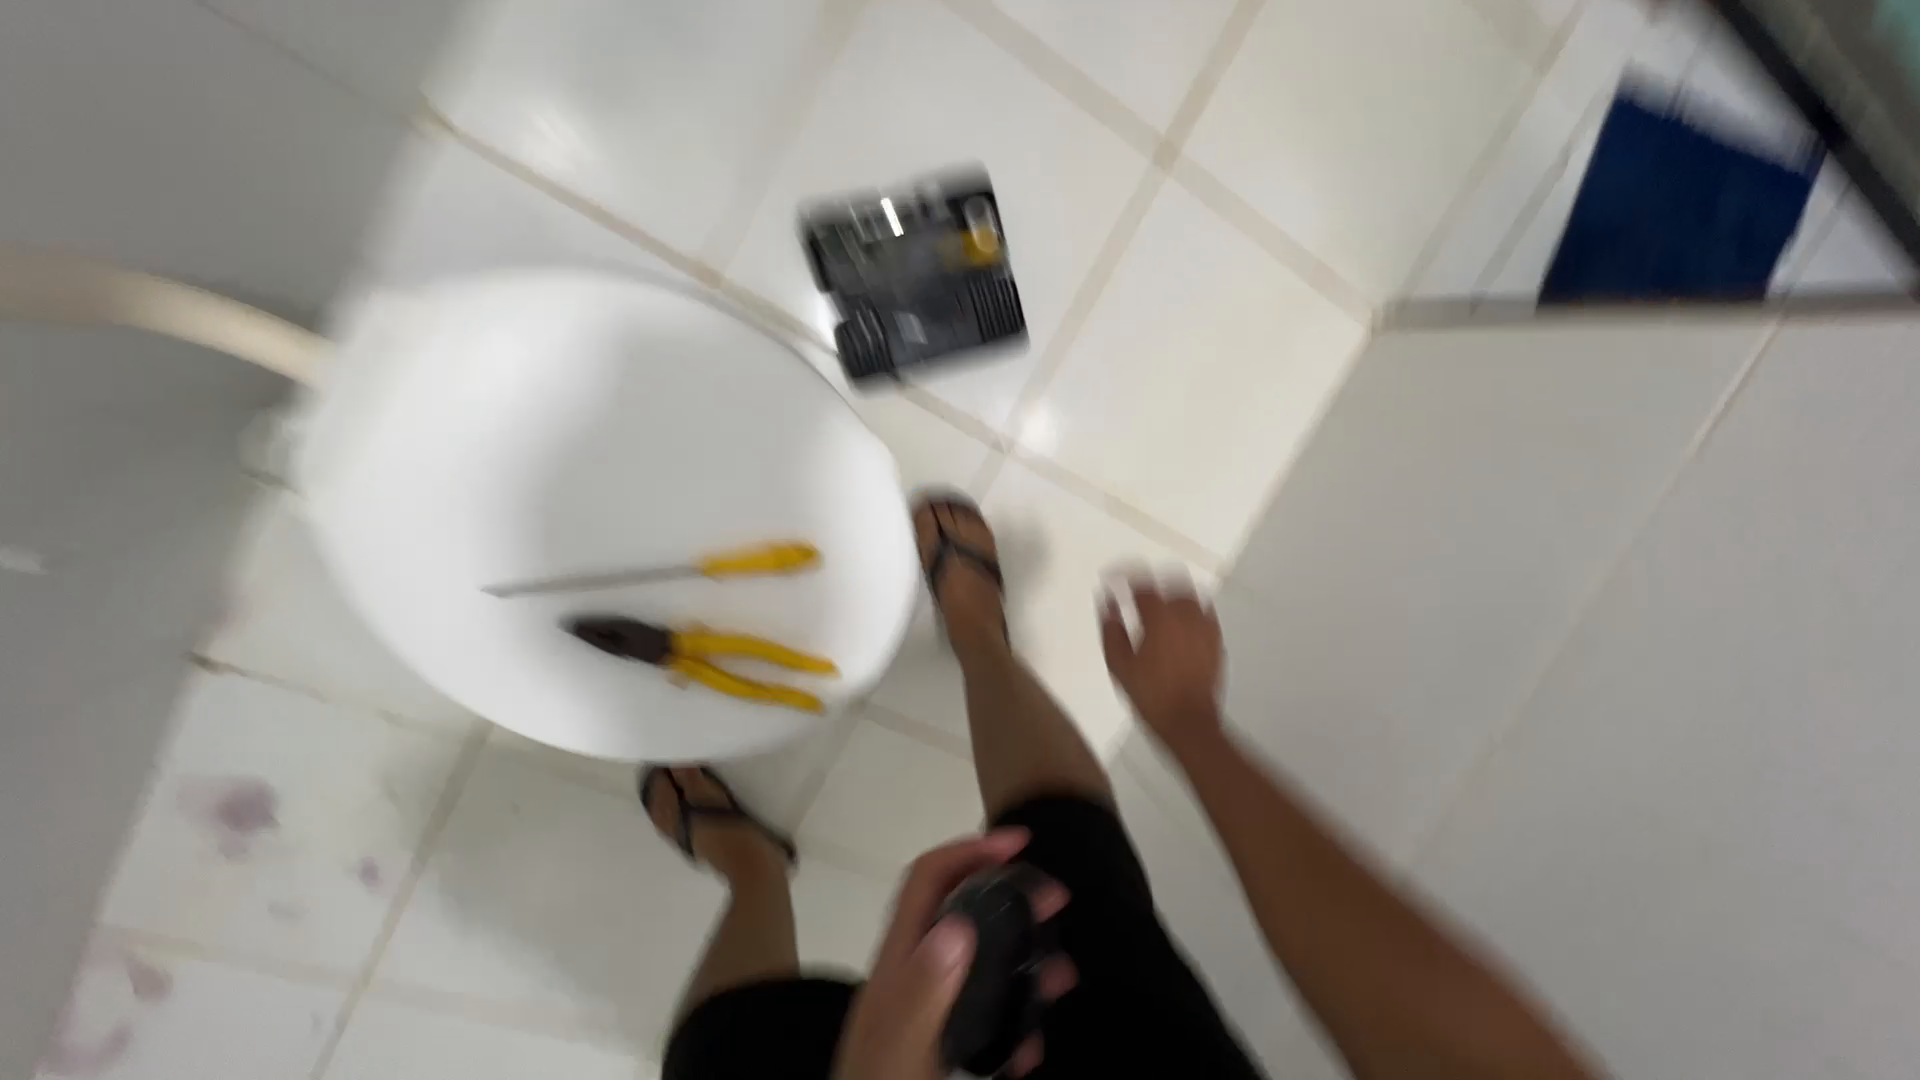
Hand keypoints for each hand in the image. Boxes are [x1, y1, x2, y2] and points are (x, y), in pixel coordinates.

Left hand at [833, 830, 1074, 1079]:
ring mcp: (926, 1019)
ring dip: (1022, 962)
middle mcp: (911, 982)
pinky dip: (1013, 1025)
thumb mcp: (900, 1056)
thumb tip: (957, 926)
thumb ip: (922, 995)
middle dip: (1008, 897)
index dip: (968, 851)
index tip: (1017, 845)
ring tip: (1062, 975)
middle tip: (1056, 899)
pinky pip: (982, 1025)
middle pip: (959, 914)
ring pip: (978, 969)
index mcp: (896, 967)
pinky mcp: (939, 1057)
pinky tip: (1033, 1048)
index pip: (927, 883)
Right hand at [1101, 570, 1224, 749]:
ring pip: (1192, 595)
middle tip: (1138, 587)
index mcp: (1159, 619)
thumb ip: (1111, 629)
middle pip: (1172, 581)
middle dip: (1153, 579)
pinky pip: (1207, 614)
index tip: (1113, 577)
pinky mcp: (1216, 642)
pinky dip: (1194, 609)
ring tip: (1161, 600)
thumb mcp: (1118, 665)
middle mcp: (1186, 617)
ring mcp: (1205, 628)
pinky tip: (1184, 619)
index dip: (1125, 576)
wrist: (1187, 722)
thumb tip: (1107, 604)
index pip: (1142, 585)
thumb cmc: (1150, 695)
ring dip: (1174, 591)